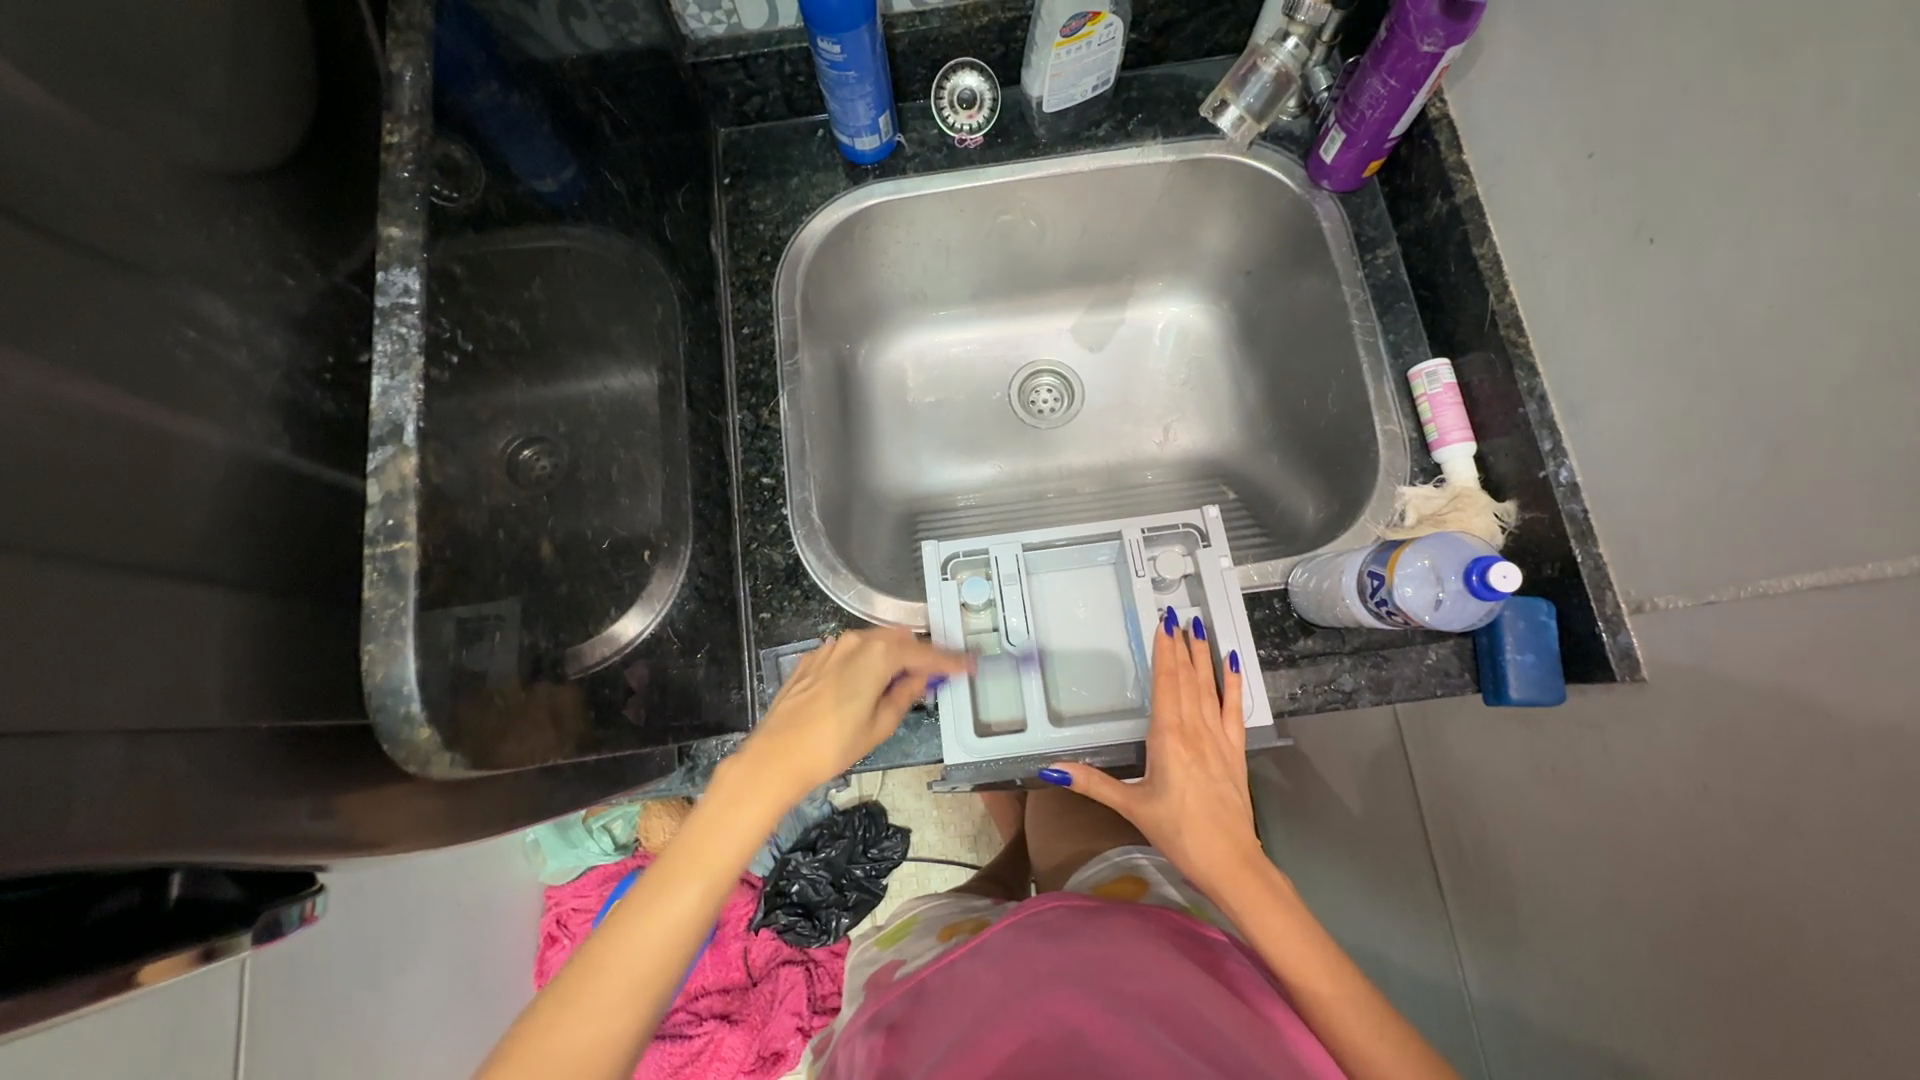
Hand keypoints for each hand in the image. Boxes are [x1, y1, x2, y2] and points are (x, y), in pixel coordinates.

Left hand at [737, 627, 971, 802]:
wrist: (777, 756)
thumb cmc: (833, 746)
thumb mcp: (880, 725)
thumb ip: (905, 695)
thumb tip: (920, 680)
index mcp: (878, 655)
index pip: (924, 653)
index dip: (949, 661)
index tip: (969, 665)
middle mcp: (854, 642)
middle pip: (898, 639)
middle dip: (919, 653)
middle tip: (936, 674)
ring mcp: (829, 648)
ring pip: (872, 641)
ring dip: (892, 655)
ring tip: (903, 680)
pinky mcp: (812, 659)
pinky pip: (849, 651)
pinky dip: (866, 660)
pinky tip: (868, 681)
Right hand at [1043, 610, 1262, 896]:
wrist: (1230, 861)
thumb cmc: (1178, 833)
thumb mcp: (1131, 808)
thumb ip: (1093, 784)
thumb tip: (1051, 769)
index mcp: (1168, 737)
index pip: (1166, 683)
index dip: (1164, 651)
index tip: (1163, 623)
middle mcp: (1195, 729)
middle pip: (1187, 679)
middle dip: (1182, 645)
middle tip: (1179, 615)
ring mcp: (1219, 738)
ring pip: (1209, 687)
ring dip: (1204, 657)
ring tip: (1200, 628)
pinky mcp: (1235, 751)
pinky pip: (1234, 710)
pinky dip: (1234, 684)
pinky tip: (1233, 663)